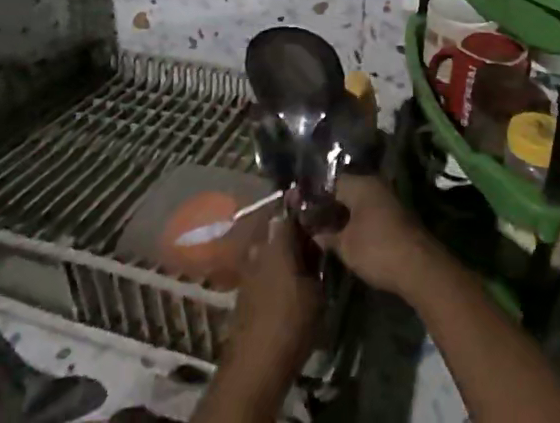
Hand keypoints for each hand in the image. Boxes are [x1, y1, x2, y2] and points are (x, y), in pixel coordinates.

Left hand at [224, 213, 320, 378]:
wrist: (255, 363)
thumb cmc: (292, 321)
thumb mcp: (316, 289)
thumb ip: (314, 259)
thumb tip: (316, 241)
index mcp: (278, 243)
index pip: (288, 210)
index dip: (300, 202)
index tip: (314, 197)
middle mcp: (258, 249)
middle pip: (273, 224)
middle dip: (289, 220)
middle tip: (311, 223)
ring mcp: (247, 269)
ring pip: (265, 242)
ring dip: (280, 240)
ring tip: (302, 247)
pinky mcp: (243, 288)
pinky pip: (260, 261)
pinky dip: (272, 259)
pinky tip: (288, 270)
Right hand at [313, 175, 439, 296]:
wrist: (419, 266)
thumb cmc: (377, 249)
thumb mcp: (345, 245)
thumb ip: (325, 236)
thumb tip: (310, 232)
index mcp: (361, 184)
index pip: (330, 182)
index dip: (312, 196)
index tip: (296, 209)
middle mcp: (375, 185)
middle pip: (344, 191)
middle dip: (326, 207)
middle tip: (306, 223)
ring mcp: (387, 200)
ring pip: (356, 203)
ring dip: (341, 216)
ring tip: (320, 233)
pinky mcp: (394, 216)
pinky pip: (367, 213)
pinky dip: (354, 222)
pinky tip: (342, 238)